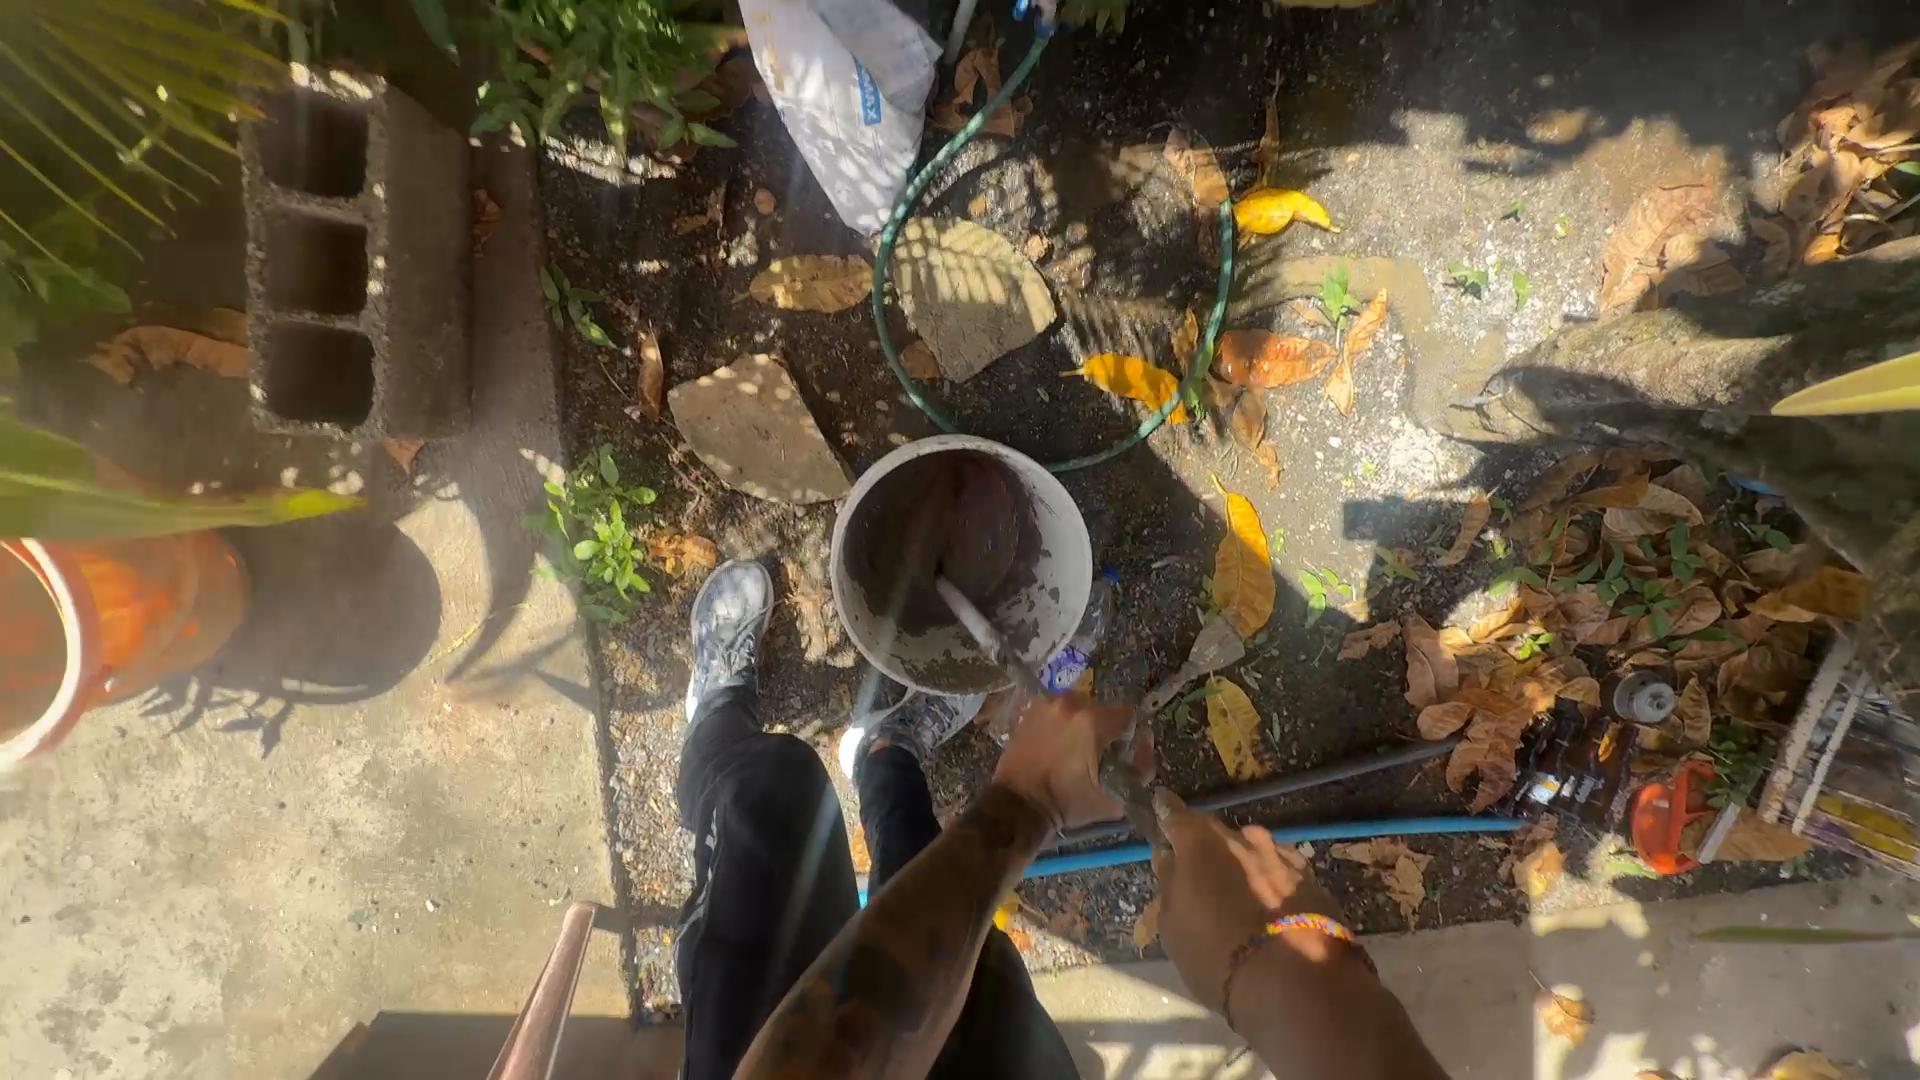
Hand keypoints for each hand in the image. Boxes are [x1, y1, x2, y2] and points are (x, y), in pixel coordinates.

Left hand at [992, 693, 1146, 830]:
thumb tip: (1146, 740)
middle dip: (1103, 729)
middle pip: (1101, 709)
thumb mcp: (1115, 796)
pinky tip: (1055, 744)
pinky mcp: (1030, 709)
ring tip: (1073, 749)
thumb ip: (1141, 767)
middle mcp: (1070, 703)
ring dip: (1081, 723)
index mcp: (1092, 721)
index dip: (1127, 735)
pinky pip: (1056, 709)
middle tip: (1095, 754)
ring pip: (1078, 707)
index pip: (1127, 715)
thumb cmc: (1068, 802)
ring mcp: (1047, 703)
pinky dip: (1061, 722)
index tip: (1118, 754)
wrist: (1019, 804)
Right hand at [1148, 791, 1345, 1012]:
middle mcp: (1240, 836)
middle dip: (1205, 845)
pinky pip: (1280, 869)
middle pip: (1214, 832)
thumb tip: (1168, 858)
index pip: (1173, 812)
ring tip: (1240, 893)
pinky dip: (1272, 880)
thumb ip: (1169, 883)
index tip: (1160, 810)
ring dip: (1242, 863)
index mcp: (1199, 842)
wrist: (1298, 987)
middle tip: (1200, 871)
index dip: (1165, 812)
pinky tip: (1273, 905)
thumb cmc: (1218, 955)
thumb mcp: (1173, 926)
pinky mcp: (1312, 878)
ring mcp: (1279, 854)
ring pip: (1251, 849)